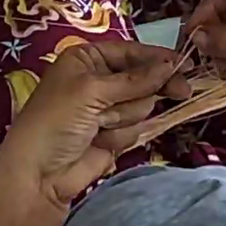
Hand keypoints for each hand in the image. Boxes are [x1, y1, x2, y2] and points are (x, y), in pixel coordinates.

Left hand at [0, 40, 189, 218]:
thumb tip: (170, 64)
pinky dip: (121, 135)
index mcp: (85, 58)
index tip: (184, 63)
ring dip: (124, 116)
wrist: (41, 173)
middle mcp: (97, 79)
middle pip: (140, 78)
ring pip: (140, 105)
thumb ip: (134, 80)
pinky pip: (135, 128)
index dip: (155, 57)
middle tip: (181, 91)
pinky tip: (101, 142)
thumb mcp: (92, 91)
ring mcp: (106, 109)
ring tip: (100, 125)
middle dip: (149, 87)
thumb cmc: (57, 119)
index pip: (128, 51)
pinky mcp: (114, 135)